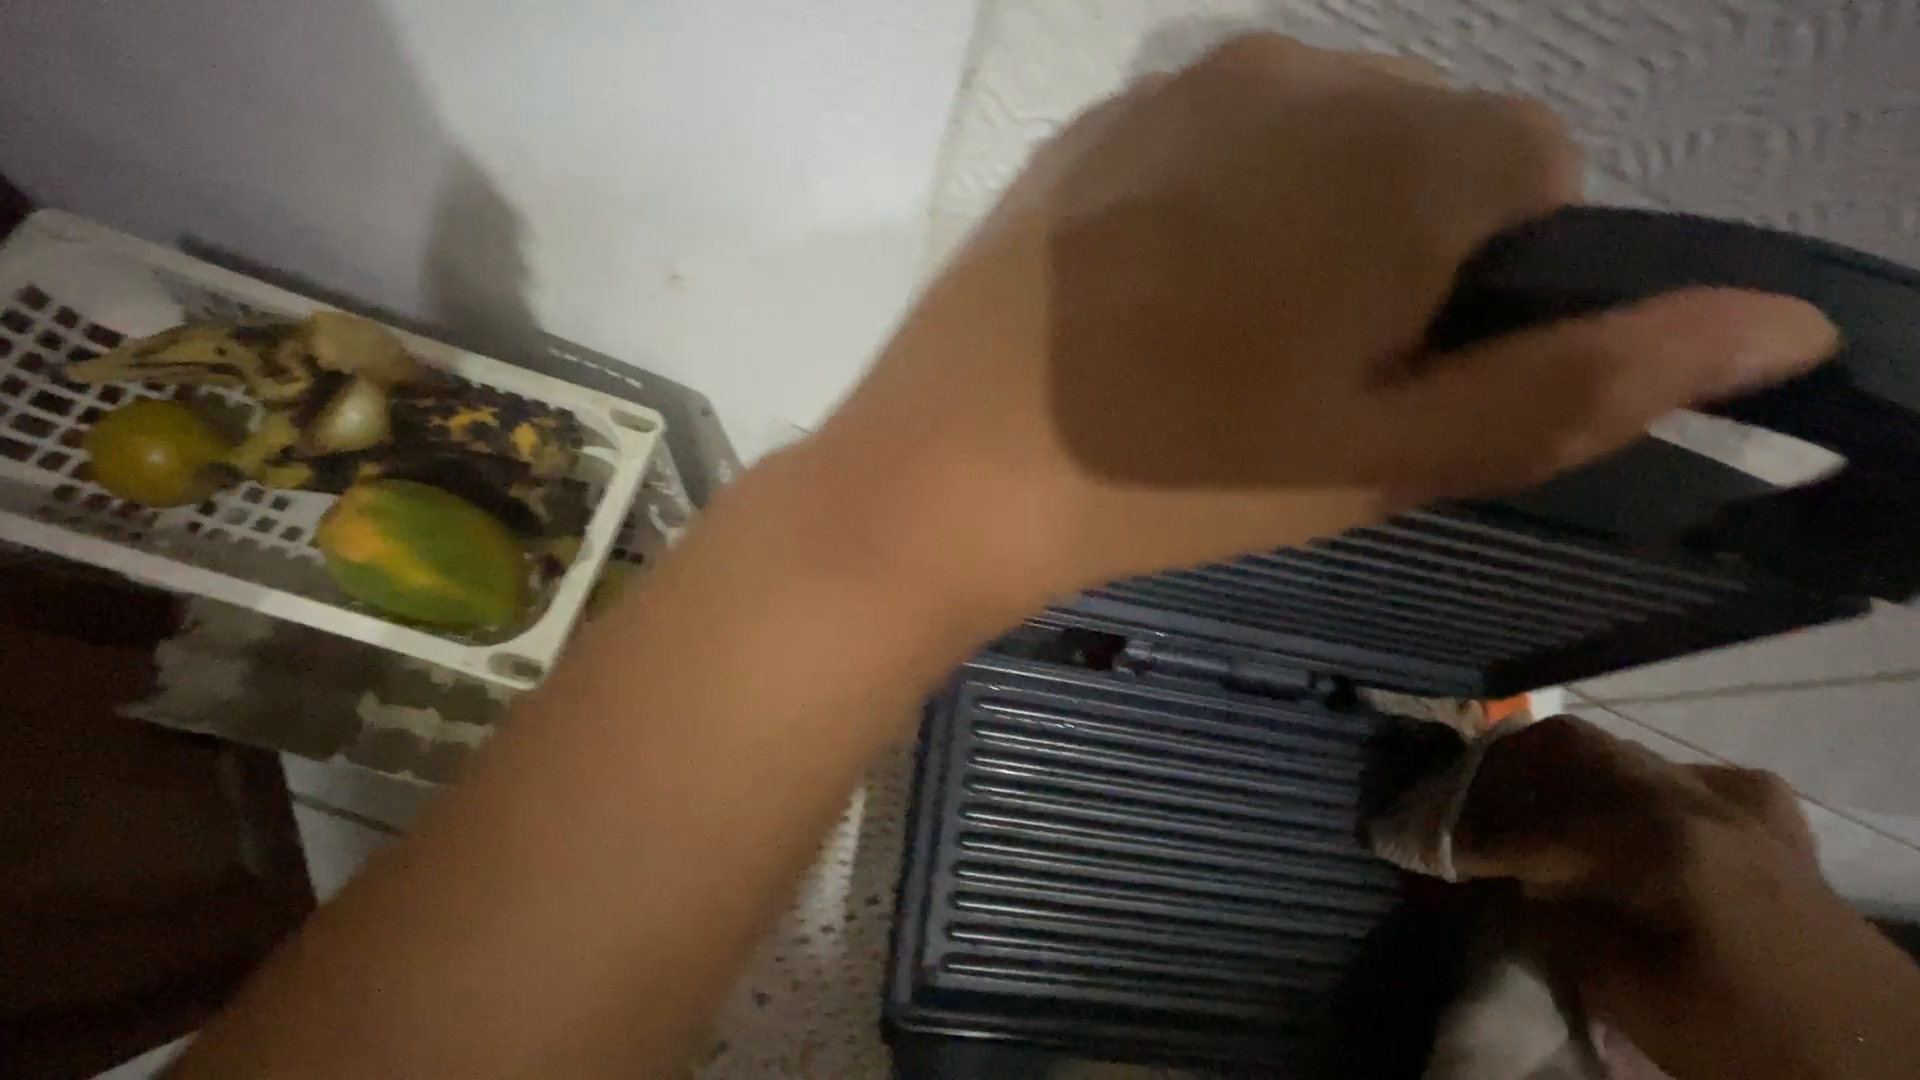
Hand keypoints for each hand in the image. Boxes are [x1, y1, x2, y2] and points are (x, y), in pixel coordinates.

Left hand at [809, 34, 1837, 612]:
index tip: (1392, 367)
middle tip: (1289, 368)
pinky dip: (1204, 209)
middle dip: (1391, 244)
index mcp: (1401, 150)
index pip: (1537, 169)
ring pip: (1303, 140)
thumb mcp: (1380, 456)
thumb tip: (1773, 325)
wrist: (959, 468)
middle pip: (1414, 146)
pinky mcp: (1083, 131)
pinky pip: (1197, 149)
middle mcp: (1296, 74)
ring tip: (1208, 340)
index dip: (1482, 281)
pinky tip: (1137, 300)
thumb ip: (1576, 384)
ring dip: (1297, 223)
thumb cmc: (1172, 477)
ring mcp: (1170, 92)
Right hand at [1451, 716, 1919, 1079]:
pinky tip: (1610, 816)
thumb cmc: (1751, 1042)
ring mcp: (1732, 801)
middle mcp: (1690, 799)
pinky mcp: (1761, 818)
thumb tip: (1504, 875)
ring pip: (1608, 750)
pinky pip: (1668, 774)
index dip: (1457, 836)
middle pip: (1560, 748)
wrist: (1892, 1073)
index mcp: (1657, 842)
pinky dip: (1618, 784)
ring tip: (1508, 806)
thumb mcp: (1630, 995)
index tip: (1404, 840)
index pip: (1523, 824)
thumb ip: (1553, 917)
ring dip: (1546, 771)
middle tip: (1453, 809)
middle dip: (1492, 774)